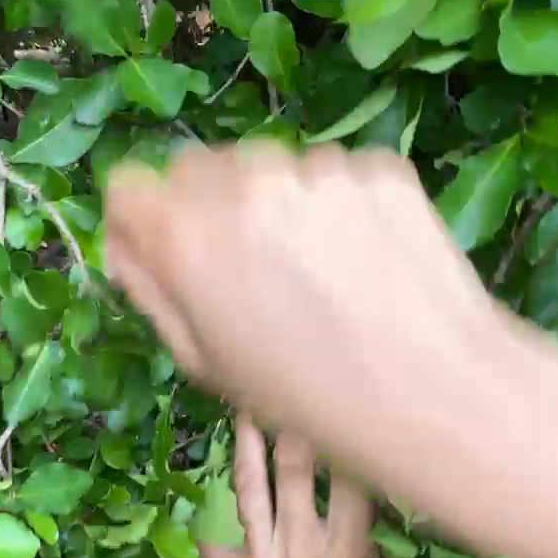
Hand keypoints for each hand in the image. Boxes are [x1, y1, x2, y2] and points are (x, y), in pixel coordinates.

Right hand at [104, 143, 508, 457]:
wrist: (432, 390)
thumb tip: (125, 246)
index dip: (135, 220)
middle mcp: (242, 184)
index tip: (157, 250)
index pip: (126, 186)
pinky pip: (320, 173)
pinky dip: (319, 204)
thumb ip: (149, 289)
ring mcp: (313, 169)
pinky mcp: (374, 165)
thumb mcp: (199, 358)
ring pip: (257, 165)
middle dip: (195, 207)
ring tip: (299, 262)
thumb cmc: (297, 393)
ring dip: (258, 200)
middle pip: (189, 168)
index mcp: (185, 237)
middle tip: (233, 265)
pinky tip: (347, 256)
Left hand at [202, 417, 471, 557]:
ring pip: (250, 485)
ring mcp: (257, 553)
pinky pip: (214, 527)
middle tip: (281, 375)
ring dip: (246, 444)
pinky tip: (199, 470)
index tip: (348, 398)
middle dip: (291, 422)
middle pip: (295, 467)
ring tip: (239, 404)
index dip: (350, 438)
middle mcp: (300, 540)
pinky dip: (208, 500)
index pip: (354, 478)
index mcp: (348, 548)